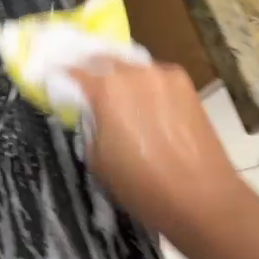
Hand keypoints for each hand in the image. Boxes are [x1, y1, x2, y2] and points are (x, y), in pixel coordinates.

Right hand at [69, 59, 244, 237]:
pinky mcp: (184, 83)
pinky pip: (155, 77)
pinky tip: (150, 107)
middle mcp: (132, 71)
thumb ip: (89, 125)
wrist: (204, 199)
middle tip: (86, 86)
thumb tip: (91, 112)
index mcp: (105, 88)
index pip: (72, 70)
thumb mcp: (98, 160)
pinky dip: (147, 86)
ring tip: (120, 98)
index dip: (61, 75)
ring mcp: (161, 74)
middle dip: (91, 71)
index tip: (54, 79)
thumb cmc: (143, 187)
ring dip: (120, 77)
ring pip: (131, 67)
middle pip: (102, 59)